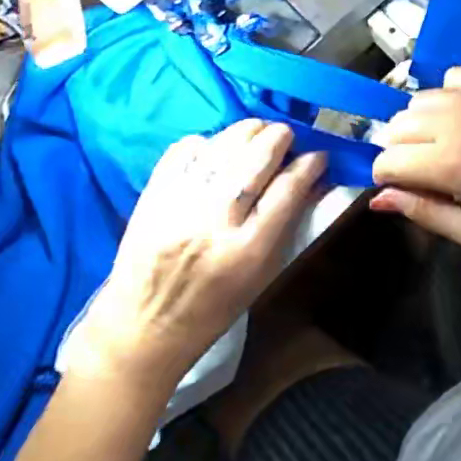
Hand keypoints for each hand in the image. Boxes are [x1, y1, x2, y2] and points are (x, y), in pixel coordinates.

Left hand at [65, 121, 324, 382]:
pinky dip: (207, 141)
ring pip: (223, 146)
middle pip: (256, 158)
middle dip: (279, 138)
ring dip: (248, 131)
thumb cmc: (213, 310)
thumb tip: (315, 181)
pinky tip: (218, 147)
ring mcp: (180, 205)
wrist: (141, 330)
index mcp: (247, 249)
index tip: (318, 155)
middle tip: (287, 138)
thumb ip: (289, 225)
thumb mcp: (262, 275)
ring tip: (258, 133)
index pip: (288, 188)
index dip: (309, 164)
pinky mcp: (153, 195)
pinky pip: (184, 150)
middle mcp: (214, 222)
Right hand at [369, 68, 460, 251]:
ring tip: (449, 147)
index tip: (412, 192)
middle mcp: (454, 119)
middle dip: (401, 152)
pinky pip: (450, 78)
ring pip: (418, 100)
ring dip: (420, 124)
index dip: (390, 181)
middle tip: (430, 174)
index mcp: (449, 162)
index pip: (387, 161)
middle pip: (396, 126)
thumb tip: (380, 199)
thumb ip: (424, 212)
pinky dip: (448, 97)